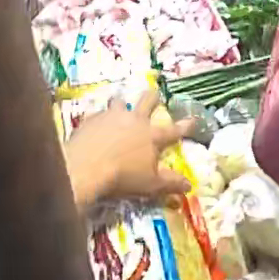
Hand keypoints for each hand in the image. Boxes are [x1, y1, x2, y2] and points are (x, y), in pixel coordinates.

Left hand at [63, 90, 191, 207]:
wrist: (86, 167)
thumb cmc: (123, 177)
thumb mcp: (151, 185)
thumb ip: (171, 183)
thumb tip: (189, 185)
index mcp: (152, 135)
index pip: (174, 130)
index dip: (185, 125)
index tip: (192, 119)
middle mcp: (134, 120)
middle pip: (147, 101)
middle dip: (153, 97)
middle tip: (155, 94)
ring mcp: (112, 116)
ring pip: (121, 102)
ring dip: (123, 103)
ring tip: (121, 103)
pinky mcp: (92, 118)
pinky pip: (99, 113)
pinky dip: (101, 118)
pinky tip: (97, 122)